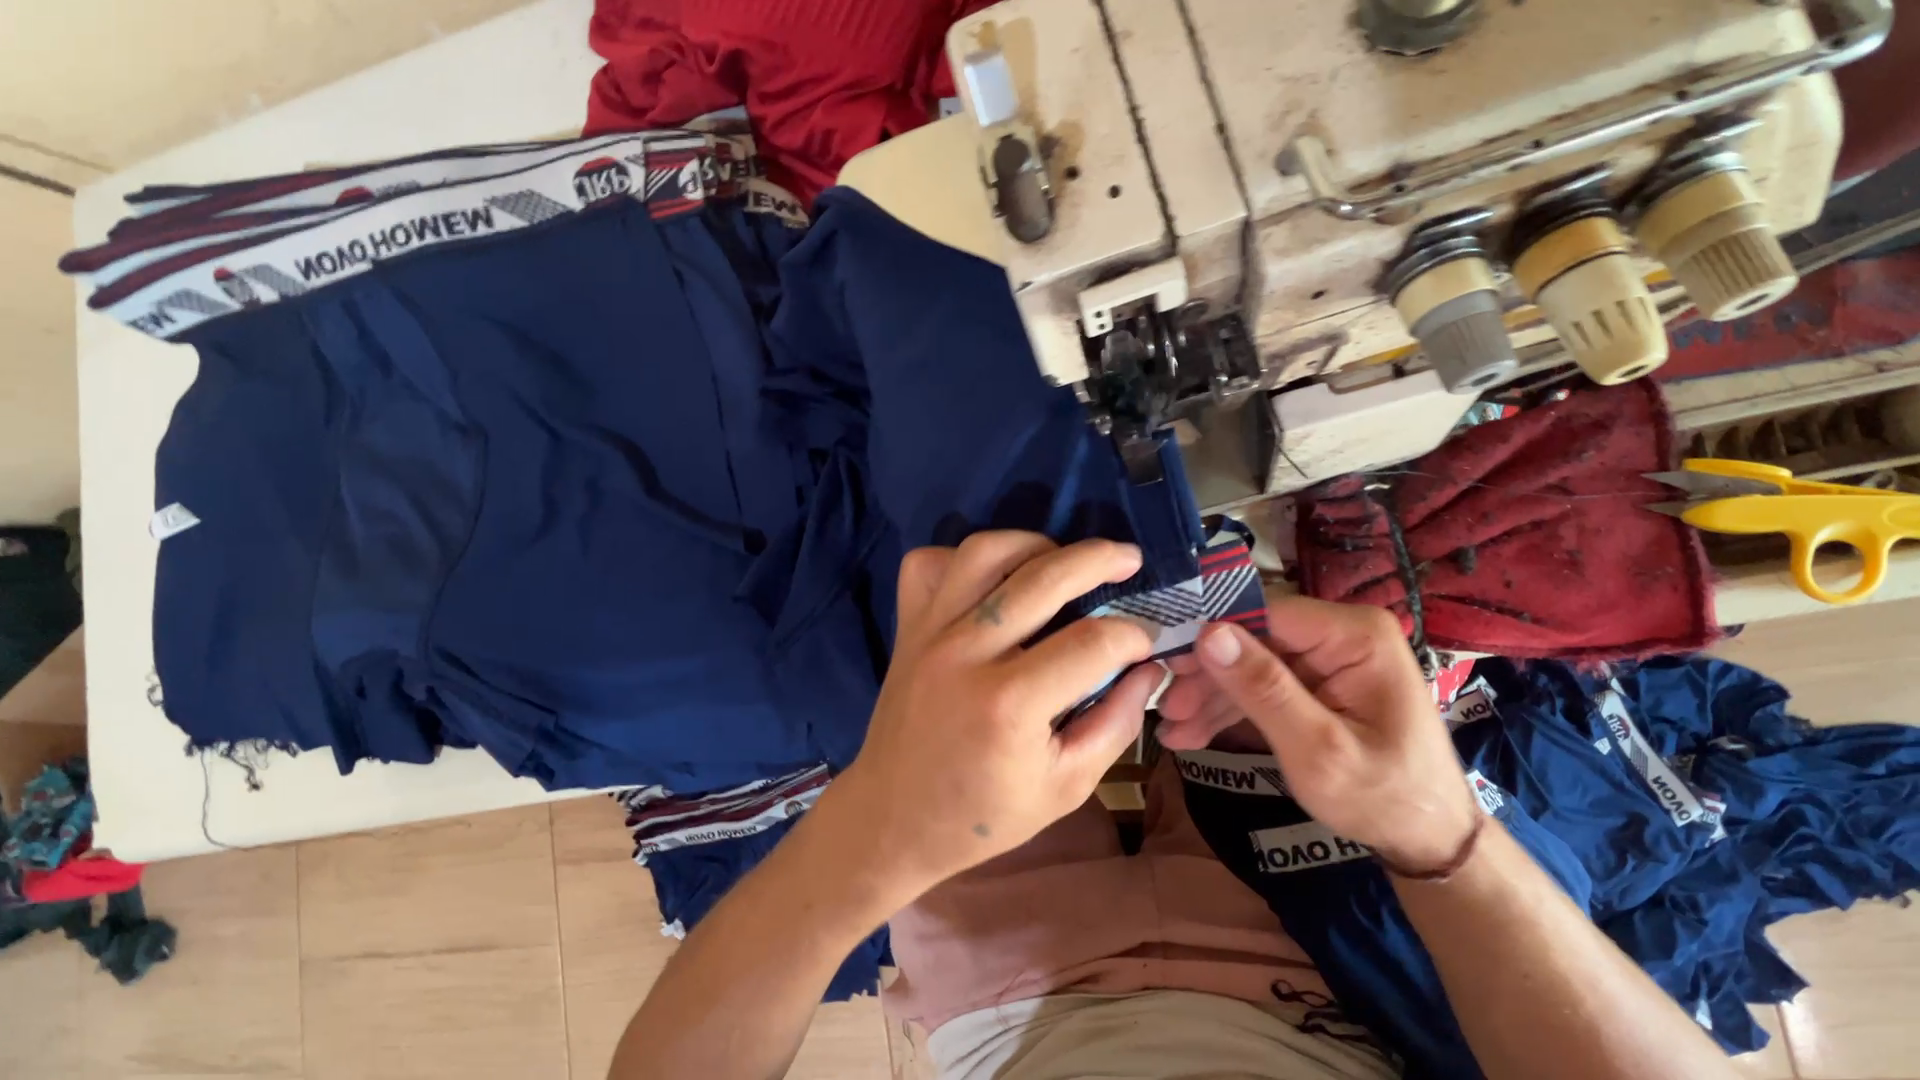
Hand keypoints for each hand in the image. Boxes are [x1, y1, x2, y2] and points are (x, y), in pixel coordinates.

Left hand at [824, 532, 1160, 893]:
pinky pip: (928, 565)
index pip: (1093, 642)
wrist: (894, 819)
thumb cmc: (984, 814)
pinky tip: (993, 578)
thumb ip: (1116, 723)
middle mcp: (967, 654)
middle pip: (1043, 576)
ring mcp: (929, 634)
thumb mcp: (1066, 786)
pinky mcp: (907, 628)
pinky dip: (962, 558)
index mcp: (1011, 704)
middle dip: (1098, 559)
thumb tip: (1151, 667)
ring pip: (984, 552)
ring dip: (1032, 544)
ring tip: (1061, 560)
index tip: (1144, 643)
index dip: (1133, 635)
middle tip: (1129, 559)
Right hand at [1160, 597, 1477, 873]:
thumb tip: (1208, 633)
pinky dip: (1230, 710)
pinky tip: (1193, 734)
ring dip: (1211, 696)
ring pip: (1251, 663)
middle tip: (1168, 709)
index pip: (1265, 613)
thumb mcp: (1317, 749)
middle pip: (1254, 638)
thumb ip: (1263, 689)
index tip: (1167, 665)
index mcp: (1355, 636)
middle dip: (1208, 675)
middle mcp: (1342, 635)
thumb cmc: (1383, 798)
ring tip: (1172, 729)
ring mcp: (1330, 660)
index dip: (1212, 636)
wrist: (1427, 842)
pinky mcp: (1319, 684)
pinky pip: (1264, 685)